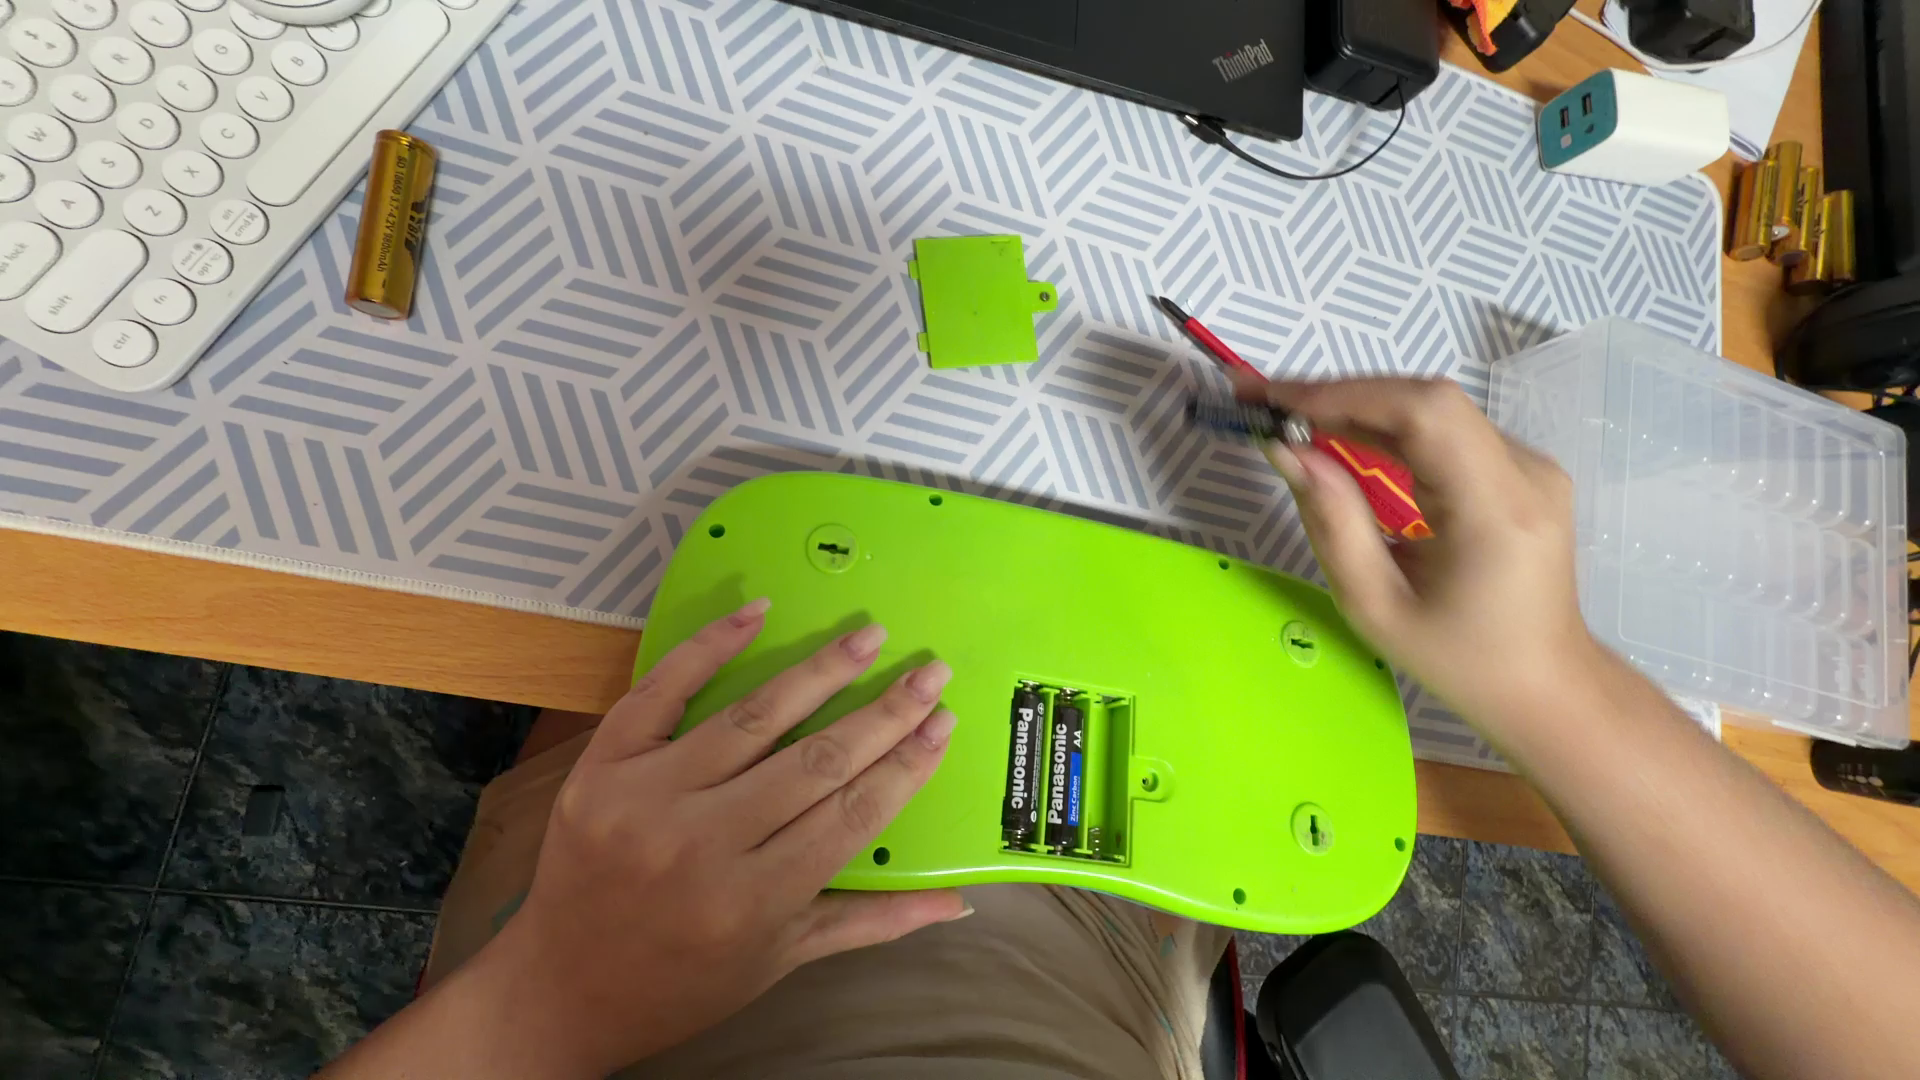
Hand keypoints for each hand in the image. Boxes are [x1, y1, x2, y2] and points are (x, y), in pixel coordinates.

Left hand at [474, 601, 965, 1074]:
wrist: (558, 992)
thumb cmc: (685, 981)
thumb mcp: (784, 960)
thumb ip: (873, 921)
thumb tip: (960, 900)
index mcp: (755, 901)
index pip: (853, 813)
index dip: (906, 763)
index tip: (943, 719)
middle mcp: (702, 845)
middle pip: (815, 760)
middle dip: (884, 711)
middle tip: (928, 670)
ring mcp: (646, 799)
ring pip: (753, 717)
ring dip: (820, 670)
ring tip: (867, 636)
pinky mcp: (601, 767)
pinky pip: (662, 690)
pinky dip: (710, 645)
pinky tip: (758, 611)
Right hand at [1241, 376, 1606, 734]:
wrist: (1543, 684)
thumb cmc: (1455, 657)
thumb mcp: (1373, 602)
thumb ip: (1331, 520)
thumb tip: (1286, 451)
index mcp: (1494, 507)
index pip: (1421, 413)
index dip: (1341, 396)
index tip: (1272, 401)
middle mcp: (1524, 470)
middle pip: (1424, 399)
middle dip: (1336, 394)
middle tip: (1263, 399)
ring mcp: (1526, 465)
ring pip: (1430, 408)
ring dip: (1353, 405)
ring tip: (1287, 414)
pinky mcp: (1515, 469)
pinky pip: (1440, 429)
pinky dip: (1379, 424)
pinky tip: (1336, 434)